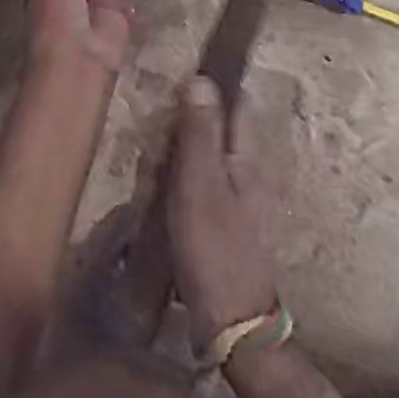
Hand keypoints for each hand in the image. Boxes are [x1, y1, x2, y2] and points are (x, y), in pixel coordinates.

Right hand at [168, 76, 277, 343]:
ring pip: (190, 154)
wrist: (228, 318)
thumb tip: (201, 79)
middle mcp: (242, 167)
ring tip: (152, 184)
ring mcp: (229, 192)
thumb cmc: (213, 244)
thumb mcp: (199, 181)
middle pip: (205, 126)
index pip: (233, 102)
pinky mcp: (213, 213)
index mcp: (246, 155)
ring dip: (166, 161)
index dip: (204, 92)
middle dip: (174, 133)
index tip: (170, 98)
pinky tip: (155, 203)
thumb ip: (198, 131)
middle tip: (156, 155)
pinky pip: (185, 181)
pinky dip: (168, 185)